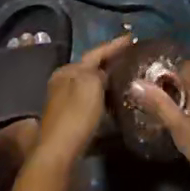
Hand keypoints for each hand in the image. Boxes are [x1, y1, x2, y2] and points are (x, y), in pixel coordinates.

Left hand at [30, 34, 131, 167]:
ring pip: (90, 84)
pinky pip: (90, 99)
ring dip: (106, 80)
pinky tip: (113, 99)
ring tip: (125, 76)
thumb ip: (100, 72)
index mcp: (68, 70)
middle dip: (109, 62)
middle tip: (129, 56)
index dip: (114, 45)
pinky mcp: (69, 119)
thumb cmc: (76, 113)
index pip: (95, 52)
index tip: (131, 38)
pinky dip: (102, 96)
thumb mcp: (91, 84)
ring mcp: (64, 101)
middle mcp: (63, 82)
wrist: (58, 153)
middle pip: (90, 67)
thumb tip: (105, 72)